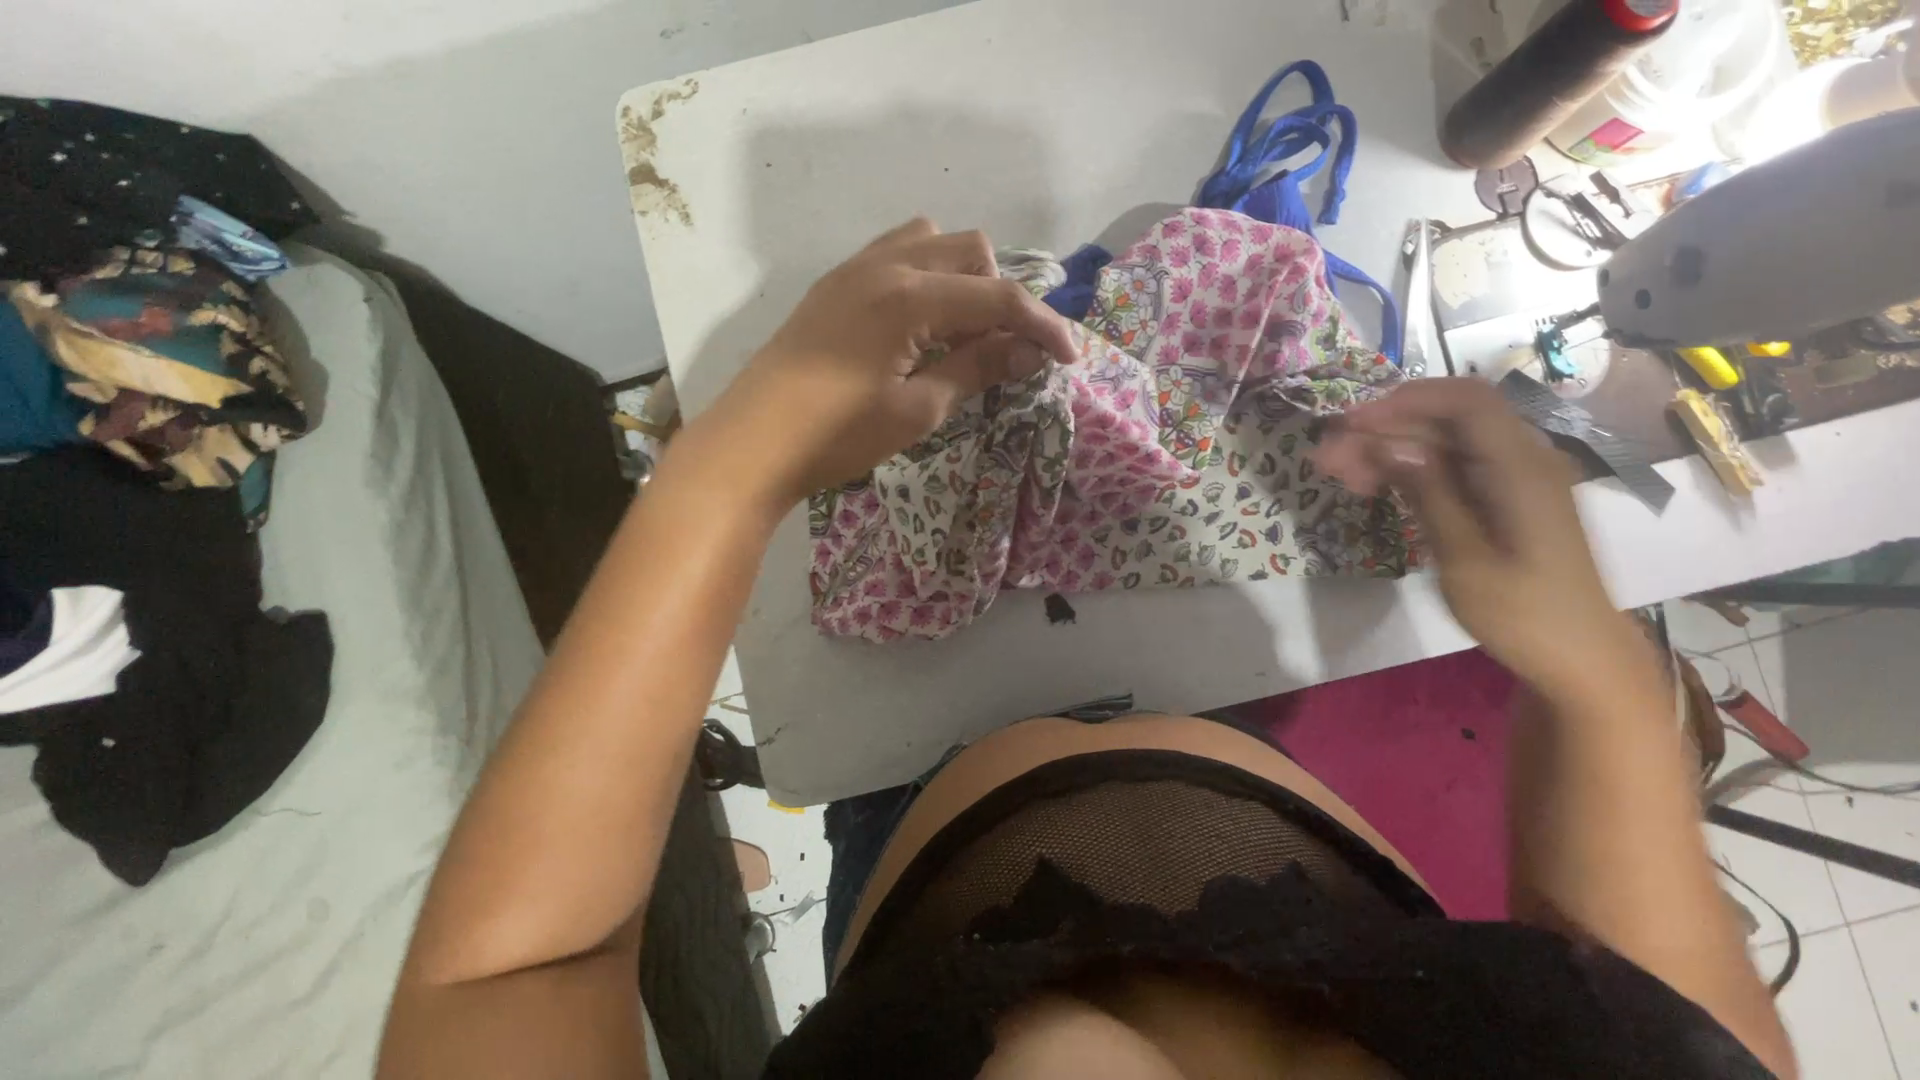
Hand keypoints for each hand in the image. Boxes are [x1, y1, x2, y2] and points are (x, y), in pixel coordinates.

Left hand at [701, 218, 1079, 507]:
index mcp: (909, 297)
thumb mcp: (916, 411)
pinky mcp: (834, 284)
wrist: (752, 444)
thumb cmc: (836, 436)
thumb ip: (975, 369)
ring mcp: (854, 269)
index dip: (1042, 326)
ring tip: (961, 332)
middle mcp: (884, 265)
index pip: (998, 297)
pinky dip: (926, 274)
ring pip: (933, 241)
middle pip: (972, 251)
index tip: (1069, 358)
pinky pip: (895, 252)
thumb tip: (1029, 352)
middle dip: (1002, 295)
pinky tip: (921, 322)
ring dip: (963, 277)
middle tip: (1002, 350)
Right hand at [1313, 378, 1640, 689]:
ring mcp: (1517, 477)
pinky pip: (1455, 465)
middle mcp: (1525, 459)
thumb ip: (1429, 495)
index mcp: (1522, 469)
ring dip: (1391, 449)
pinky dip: (1412, 469)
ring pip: (1445, 441)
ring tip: (1340, 473)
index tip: (1351, 425)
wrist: (1580, 656)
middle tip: (1327, 456)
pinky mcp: (1507, 496)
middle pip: (1448, 419)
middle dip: (1384, 428)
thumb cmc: (1523, 614)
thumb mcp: (1466, 560)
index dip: (1404, 402)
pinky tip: (1375, 485)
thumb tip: (1388, 444)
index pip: (1464, 402)